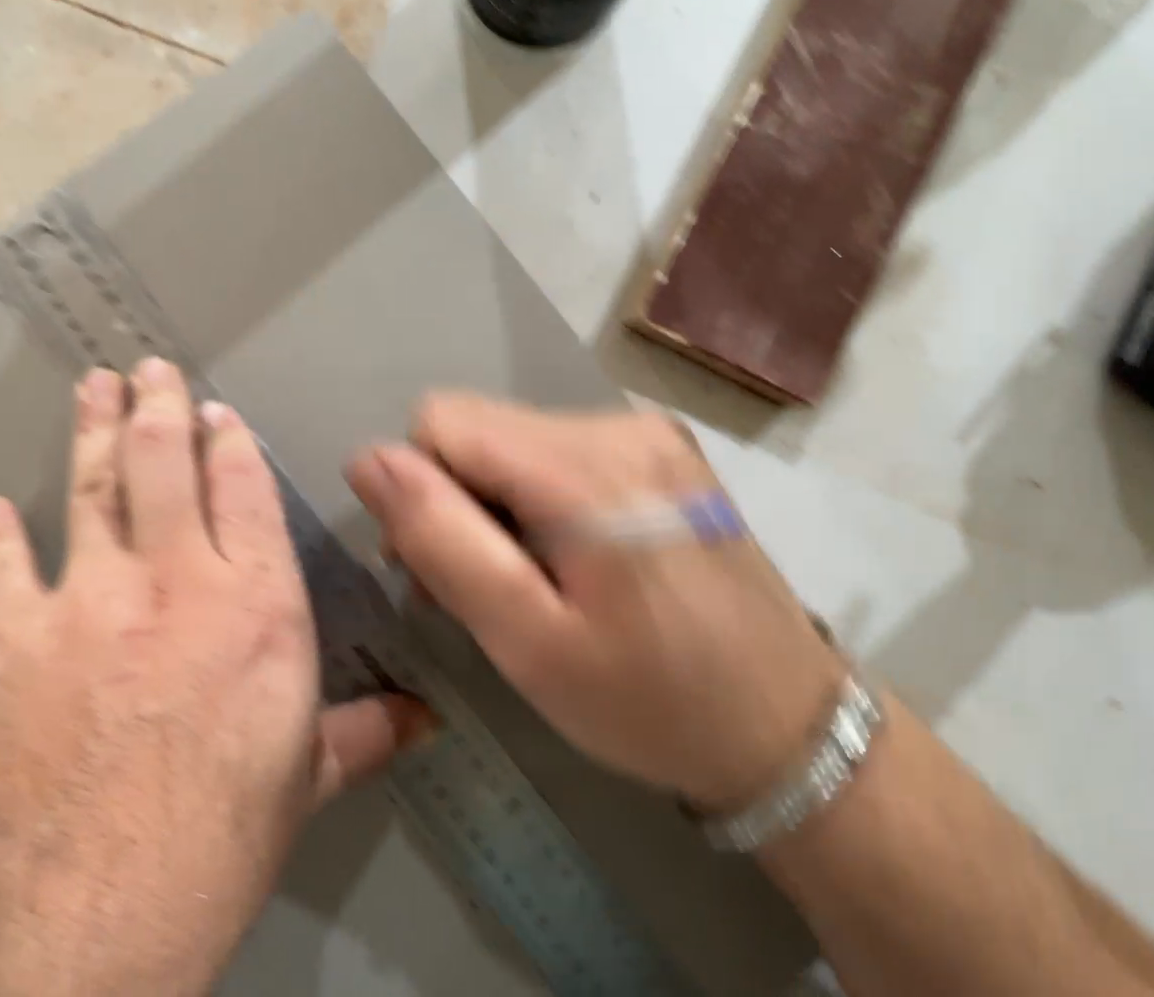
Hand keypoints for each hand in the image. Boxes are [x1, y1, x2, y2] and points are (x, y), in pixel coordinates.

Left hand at [0, 360, 429, 995]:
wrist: (94, 913)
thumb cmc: (219, 844)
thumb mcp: (304, 784)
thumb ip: (362, 733)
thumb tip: (427, 720)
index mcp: (257, 611)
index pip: (244, 493)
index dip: (227, 442)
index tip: (216, 412)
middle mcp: (175, 584)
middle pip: (163, 465)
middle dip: (156, 407)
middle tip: (148, 368)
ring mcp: (88, 602)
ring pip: (91, 488)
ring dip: (90, 430)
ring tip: (91, 386)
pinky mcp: (16, 637)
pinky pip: (6, 564)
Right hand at [345, 393, 843, 809]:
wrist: (786, 732)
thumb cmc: (646, 701)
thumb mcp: (526, 639)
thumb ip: (442, 540)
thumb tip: (367, 460)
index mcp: (584, 465)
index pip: (439, 421)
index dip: (420, 493)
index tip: (442, 572)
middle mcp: (618, 425)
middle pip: (476, 430)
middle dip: (454, 504)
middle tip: (481, 595)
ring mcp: (649, 436)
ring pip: (510, 442)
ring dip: (492, 508)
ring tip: (526, 589)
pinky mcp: (663, 457)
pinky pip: (555, 455)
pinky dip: (534, 504)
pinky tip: (566, 567)